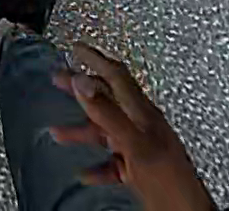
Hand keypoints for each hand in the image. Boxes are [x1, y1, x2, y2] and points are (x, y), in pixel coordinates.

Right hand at [51, 43, 215, 210]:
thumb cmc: (170, 182)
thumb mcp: (136, 143)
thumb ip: (108, 112)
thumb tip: (82, 81)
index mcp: (142, 112)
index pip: (115, 74)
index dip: (95, 58)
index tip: (76, 47)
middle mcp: (141, 124)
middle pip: (107, 97)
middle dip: (81, 87)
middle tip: (59, 77)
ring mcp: (141, 146)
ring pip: (105, 131)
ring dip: (81, 130)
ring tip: (58, 132)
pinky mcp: (140, 170)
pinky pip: (113, 162)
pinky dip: (96, 165)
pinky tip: (85, 172)